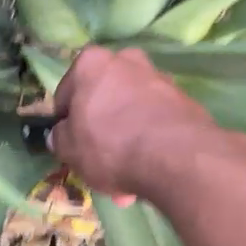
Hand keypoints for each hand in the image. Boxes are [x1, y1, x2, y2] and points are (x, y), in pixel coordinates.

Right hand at [51, 47, 217, 201]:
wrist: (176, 157)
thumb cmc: (110, 146)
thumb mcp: (69, 149)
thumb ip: (60, 138)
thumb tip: (60, 134)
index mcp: (91, 63)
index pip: (66, 93)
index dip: (66, 123)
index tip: (70, 145)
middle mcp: (127, 61)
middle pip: (105, 102)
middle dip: (102, 135)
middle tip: (99, 167)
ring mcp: (160, 80)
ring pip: (132, 115)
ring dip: (127, 145)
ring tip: (126, 183)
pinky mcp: (185, 101)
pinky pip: (156, 125)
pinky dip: (151, 145)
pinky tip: (149, 174)